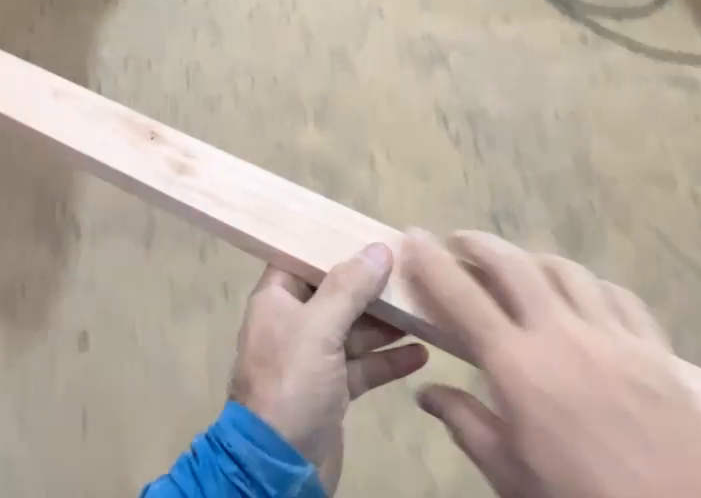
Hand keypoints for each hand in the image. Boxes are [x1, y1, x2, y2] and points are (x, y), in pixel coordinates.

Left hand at [228, 243, 430, 494]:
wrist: (279, 464)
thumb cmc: (291, 383)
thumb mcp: (318, 328)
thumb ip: (348, 287)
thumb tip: (377, 248)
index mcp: (276, 299)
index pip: (303, 260)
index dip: (334, 247)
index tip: (371, 236)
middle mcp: (292, 323)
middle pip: (334, 294)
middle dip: (370, 286)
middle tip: (410, 274)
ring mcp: (312, 359)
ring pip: (353, 330)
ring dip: (385, 323)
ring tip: (424, 310)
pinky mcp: (332, 391)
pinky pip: (363, 366)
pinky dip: (388, 360)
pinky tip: (421, 353)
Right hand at [404, 231, 700, 497]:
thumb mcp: (508, 473)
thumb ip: (465, 423)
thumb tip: (427, 392)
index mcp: (517, 366)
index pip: (461, 295)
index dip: (432, 260)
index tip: (415, 236)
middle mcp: (562, 337)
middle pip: (513, 264)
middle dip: (480, 244)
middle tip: (461, 243)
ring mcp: (615, 340)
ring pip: (567, 271)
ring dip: (533, 261)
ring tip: (520, 269)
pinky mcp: (657, 353)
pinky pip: (621, 297)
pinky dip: (592, 286)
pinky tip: (584, 297)